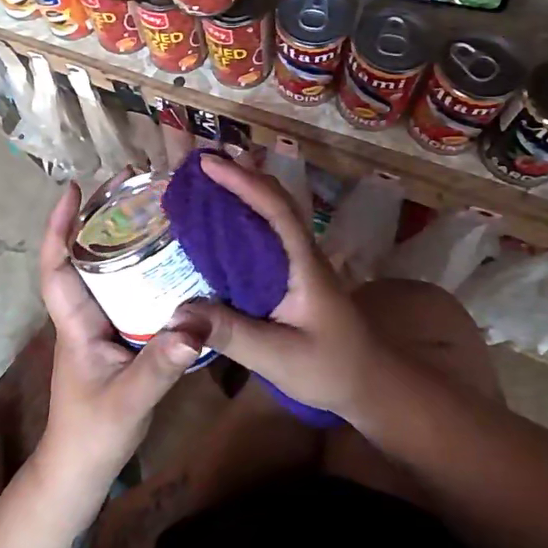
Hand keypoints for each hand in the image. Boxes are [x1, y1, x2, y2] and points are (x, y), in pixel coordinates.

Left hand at [35, 181, 205, 484]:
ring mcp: (101, 328)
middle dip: (98, 221)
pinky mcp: (119, 339)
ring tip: (153, 212)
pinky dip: (144, 274)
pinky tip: (173, 264)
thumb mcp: (129, 400)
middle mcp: (85, 317)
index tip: (72, 189)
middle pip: (84, 259)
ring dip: (122, 243)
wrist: (81, 471)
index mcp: (75, 324)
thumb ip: (161, 365)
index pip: (57, 267)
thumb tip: (196, 323)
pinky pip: (128, 295)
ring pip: (107, 275)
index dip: (59, 227)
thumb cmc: (93, 435)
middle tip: (129, 188)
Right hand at [180, 156, 395, 418]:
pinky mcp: (290, 276)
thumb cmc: (332, 368)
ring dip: (241, 191)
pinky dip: (241, 218)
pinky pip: (264, 235)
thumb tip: (176, 315)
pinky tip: (217, 227)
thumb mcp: (278, 356)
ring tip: (202, 183)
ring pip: (270, 213)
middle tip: (197, 164)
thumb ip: (230, 333)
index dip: (243, 181)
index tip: (208, 164)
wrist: (371, 383)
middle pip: (273, 199)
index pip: (275, 208)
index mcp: (303, 262)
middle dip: (239, 174)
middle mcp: (302, 252)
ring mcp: (298, 262)